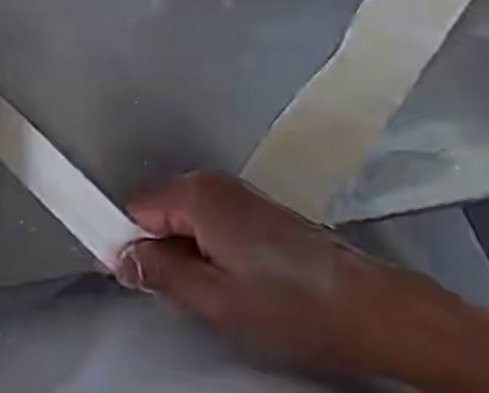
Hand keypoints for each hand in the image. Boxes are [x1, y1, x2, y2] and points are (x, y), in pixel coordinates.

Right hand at [117, 172, 488, 392]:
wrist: (369, 306)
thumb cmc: (289, 304)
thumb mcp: (216, 301)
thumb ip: (161, 275)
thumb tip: (121, 259)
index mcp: (196, 196)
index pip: (135, 207)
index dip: (122, 240)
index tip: (118, 276)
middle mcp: (212, 182)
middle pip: (158, 208)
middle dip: (154, 248)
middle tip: (169, 295)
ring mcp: (236, 191)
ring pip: (184, 216)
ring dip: (180, 251)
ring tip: (203, 294)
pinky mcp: (255, 207)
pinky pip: (208, 219)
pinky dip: (203, 247)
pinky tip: (226, 282)